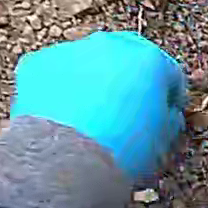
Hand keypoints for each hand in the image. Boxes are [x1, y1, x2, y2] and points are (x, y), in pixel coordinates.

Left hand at [11, 32, 185, 181]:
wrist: (69, 161)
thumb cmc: (123, 152)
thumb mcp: (162, 141)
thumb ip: (168, 119)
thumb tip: (165, 115)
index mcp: (149, 61)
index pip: (169, 72)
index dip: (170, 96)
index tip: (167, 113)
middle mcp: (111, 46)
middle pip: (128, 58)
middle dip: (131, 81)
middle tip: (130, 111)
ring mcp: (71, 51)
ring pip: (89, 62)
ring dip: (95, 82)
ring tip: (92, 118)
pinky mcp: (38, 63)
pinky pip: (56, 73)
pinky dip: (62, 90)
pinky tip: (65, 118)